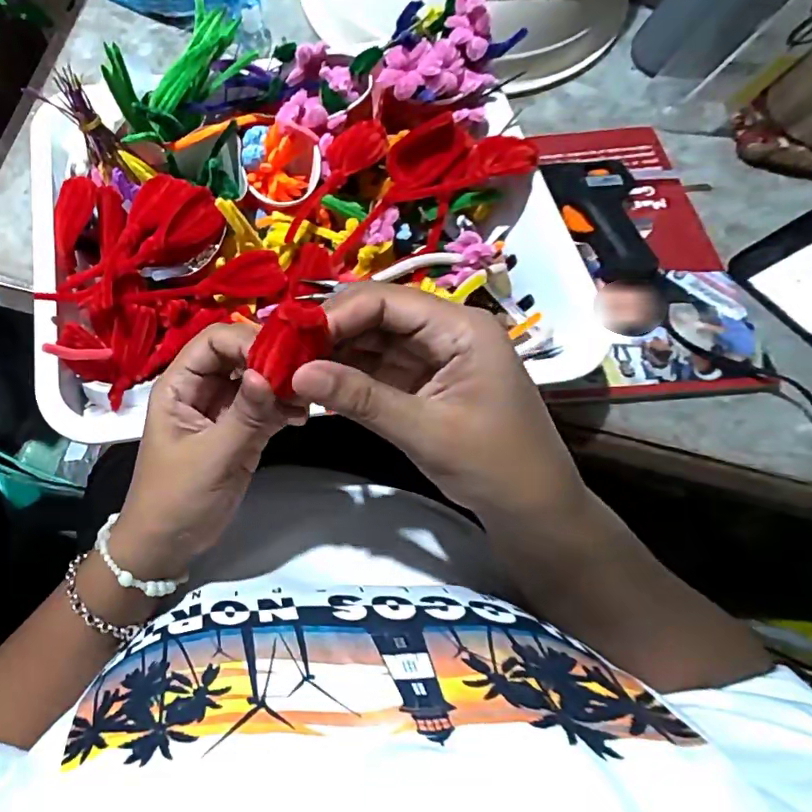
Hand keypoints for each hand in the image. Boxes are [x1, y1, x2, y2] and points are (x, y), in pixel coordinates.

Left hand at [114, 323, 301, 572]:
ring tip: (304, 401)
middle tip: (305, 374)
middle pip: (238, 354)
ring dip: (281, 384)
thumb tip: (269, 373)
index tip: (282, 357)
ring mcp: (220, 410)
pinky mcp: (238, 431)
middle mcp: (199, 389)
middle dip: (270, 359)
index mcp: (179, 385)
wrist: (165, 546)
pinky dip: (283, 407)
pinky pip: (263, 406)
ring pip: (254, 379)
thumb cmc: (177, 499)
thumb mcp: (212, 457)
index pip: (213, 340)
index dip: (246, 341)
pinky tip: (300, 417)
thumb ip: (245, 415)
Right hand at [291, 284, 581, 522]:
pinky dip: (344, 376)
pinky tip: (312, 385)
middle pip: (374, 316)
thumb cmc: (494, 465)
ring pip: (369, 341)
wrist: (532, 509)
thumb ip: (361, 398)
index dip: (336, 314)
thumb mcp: (425, 430)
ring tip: (286, 369)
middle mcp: (443, 331)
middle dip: (327, 333)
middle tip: (279, 355)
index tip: (290, 339)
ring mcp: (430, 356)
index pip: (386, 301)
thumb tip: (297, 374)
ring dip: (331, 354)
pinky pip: (374, 368)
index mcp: (459, 326)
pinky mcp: (419, 381)